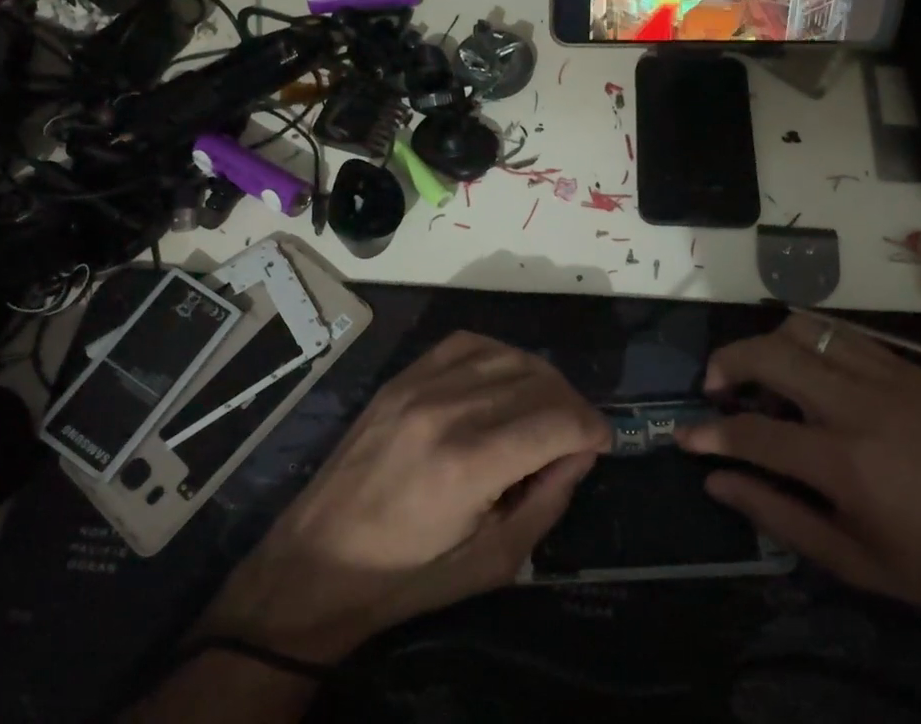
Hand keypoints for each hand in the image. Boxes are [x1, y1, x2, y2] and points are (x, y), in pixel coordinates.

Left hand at [193, 332, 610, 662]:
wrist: (319, 562)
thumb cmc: (408, 576)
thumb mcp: (494, 562)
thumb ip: (548, 501)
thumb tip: (580, 453)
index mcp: (470, 463)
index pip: (558, 419)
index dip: (593, 429)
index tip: (601, 445)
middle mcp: (447, 410)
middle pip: (538, 382)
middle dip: (572, 406)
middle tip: (577, 435)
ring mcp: (419, 386)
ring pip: (507, 355)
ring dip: (541, 379)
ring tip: (547, 409)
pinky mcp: (400, 378)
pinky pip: (466, 344)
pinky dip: (499, 356)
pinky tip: (505, 381)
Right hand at [677, 314, 920, 646]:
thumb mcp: (856, 562)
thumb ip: (779, 517)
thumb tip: (718, 482)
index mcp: (844, 463)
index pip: (752, 434)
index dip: (708, 435)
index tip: (683, 437)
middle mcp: (859, 405)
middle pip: (770, 354)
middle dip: (727, 363)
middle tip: (717, 391)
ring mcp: (888, 376)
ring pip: (805, 329)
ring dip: (768, 345)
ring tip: (763, 378)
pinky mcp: (910, 367)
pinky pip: (843, 333)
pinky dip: (810, 342)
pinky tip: (811, 374)